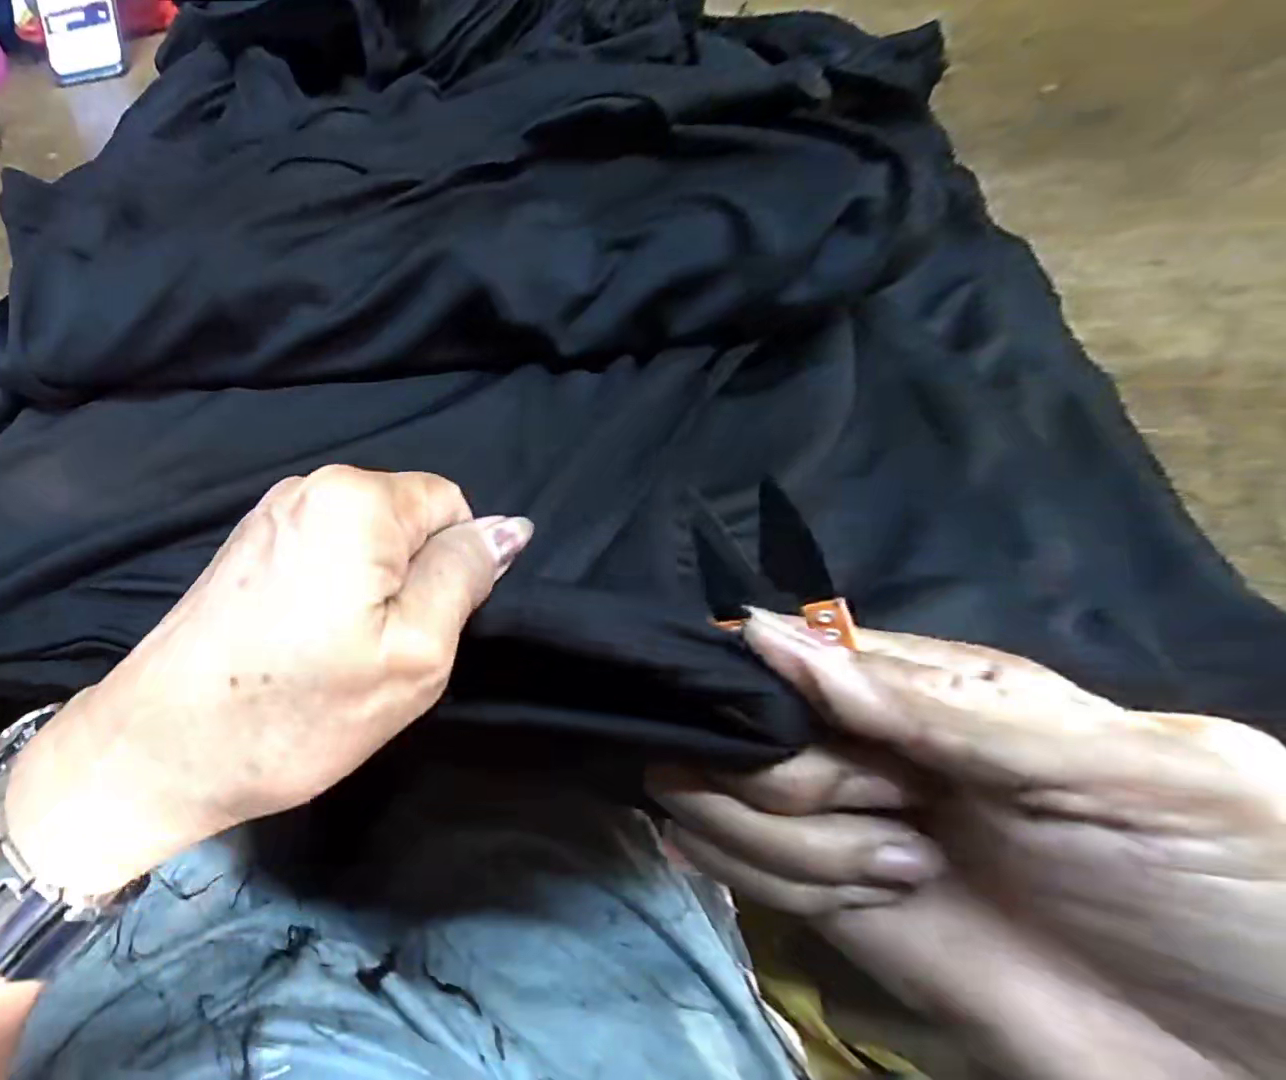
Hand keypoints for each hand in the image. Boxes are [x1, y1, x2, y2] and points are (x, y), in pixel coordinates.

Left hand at [2, 466, 531, 894]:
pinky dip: (326, 596)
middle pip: (401, 522)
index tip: (414, 629)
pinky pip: (318, 557)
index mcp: (355, 497)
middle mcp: (308, 487)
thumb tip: (507, 528)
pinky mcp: (243, 548)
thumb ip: (463, 576)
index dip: (450, 569)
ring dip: (365, 594)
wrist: (162, 745)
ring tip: (330, 655)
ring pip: (360, 545)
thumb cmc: (297, 708)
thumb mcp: (413, 652)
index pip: (448, 505)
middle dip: (406, 581)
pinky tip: (298, 645)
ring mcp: (268, 516)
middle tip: (372, 652)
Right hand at [651, 609, 1285, 1079]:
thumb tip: (756, 629)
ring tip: (906, 872)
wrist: (1261, 1074)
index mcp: (903, 686)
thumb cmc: (1222, 889)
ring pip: (698, 793)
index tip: (839, 741)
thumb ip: (933, 700)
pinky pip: (715, 859)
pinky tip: (872, 902)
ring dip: (792, 845)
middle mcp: (835, 739)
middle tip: (906, 813)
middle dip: (799, 783)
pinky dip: (782, 883)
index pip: (765, 653)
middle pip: (721, 731)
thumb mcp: (1117, 771)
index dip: (774, 693)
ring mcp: (808, 815)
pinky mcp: (796, 885)